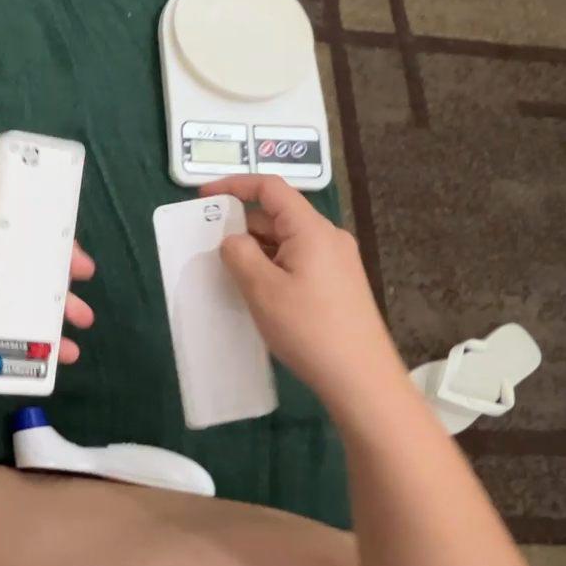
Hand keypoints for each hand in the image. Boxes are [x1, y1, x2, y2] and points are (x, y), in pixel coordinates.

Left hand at [0, 190, 95, 434]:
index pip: (6, 231)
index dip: (37, 228)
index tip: (65, 235)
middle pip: (25, 265)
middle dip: (58, 268)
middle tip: (86, 273)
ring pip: (33, 301)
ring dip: (62, 306)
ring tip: (84, 319)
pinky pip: (29, 337)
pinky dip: (51, 342)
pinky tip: (69, 352)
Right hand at [199, 175, 397, 393]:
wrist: (362, 380)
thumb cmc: (309, 329)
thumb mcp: (262, 289)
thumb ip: (239, 254)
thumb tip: (233, 240)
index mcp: (311, 229)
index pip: (270, 188)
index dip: (234, 185)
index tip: (204, 197)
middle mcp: (329, 237)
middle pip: (278, 214)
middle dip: (242, 224)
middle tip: (211, 246)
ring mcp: (338, 261)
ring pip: (287, 240)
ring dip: (257, 248)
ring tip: (231, 273)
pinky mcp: (340, 284)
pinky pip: (299, 259)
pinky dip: (273, 264)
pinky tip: (259, 291)